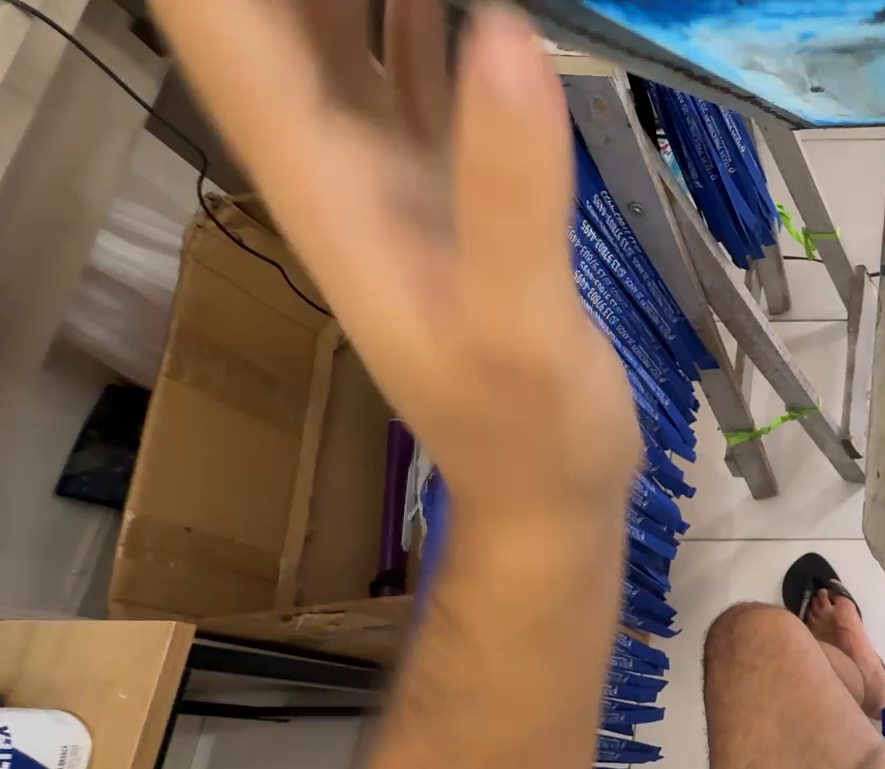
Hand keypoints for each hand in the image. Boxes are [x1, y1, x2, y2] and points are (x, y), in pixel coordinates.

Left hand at [149, 0, 640, 521]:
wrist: (552, 493)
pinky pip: (429, 66)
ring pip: (352, 17)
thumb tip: (508, 32)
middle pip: (280, 1)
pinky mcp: (458, 187)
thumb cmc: (533, 433)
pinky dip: (448, 13)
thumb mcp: (519, 328)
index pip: (222, 7)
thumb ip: (510, 194)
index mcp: (321, 177)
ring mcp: (398, 167)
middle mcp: (337, 153)